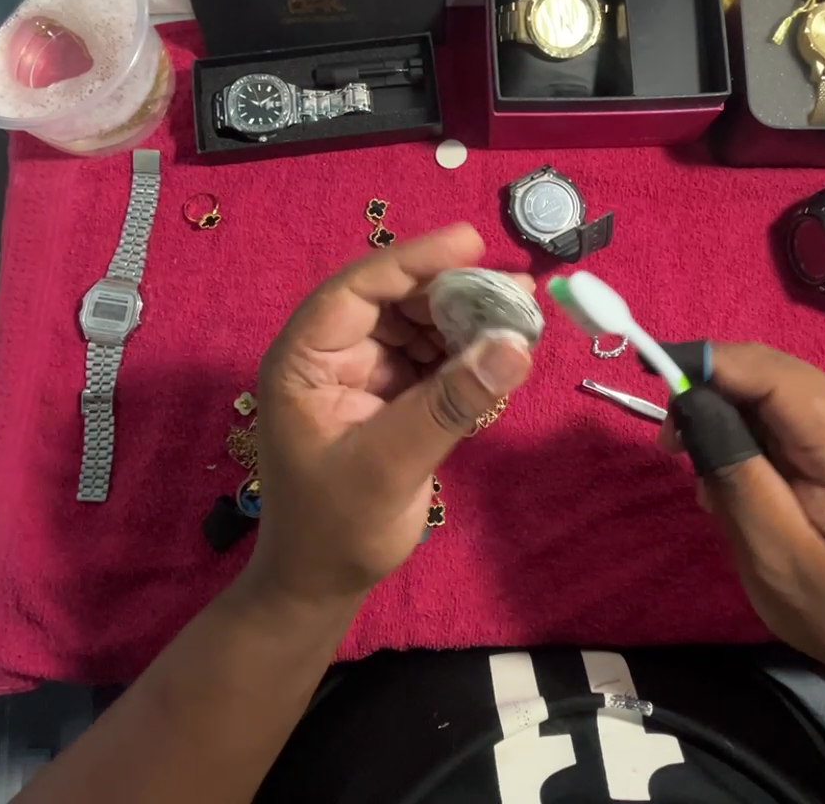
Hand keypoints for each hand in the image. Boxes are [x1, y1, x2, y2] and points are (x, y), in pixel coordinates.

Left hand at [245, 223, 533, 607]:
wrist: (323, 582)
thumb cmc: (335, 528)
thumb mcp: (389, 465)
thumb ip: (450, 404)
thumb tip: (516, 346)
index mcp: (305, 360)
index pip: (356, 290)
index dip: (413, 261)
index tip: (471, 243)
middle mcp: (332, 355)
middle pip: (396, 302)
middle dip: (454, 295)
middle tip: (515, 293)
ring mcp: (363, 373)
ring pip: (420, 327)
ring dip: (467, 324)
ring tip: (519, 322)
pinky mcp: (391, 395)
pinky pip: (433, 359)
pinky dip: (467, 357)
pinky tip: (500, 357)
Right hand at [663, 344, 824, 701]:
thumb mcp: (773, 550)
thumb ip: (735, 469)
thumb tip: (690, 398)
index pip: (774, 375)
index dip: (710, 361)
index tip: (650, 368)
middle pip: (769, 368)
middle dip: (709, 385)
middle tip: (670, 442)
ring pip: (768, 382)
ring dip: (721, 408)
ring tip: (702, 470)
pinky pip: (777, 406)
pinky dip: (740, 425)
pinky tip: (731, 471)